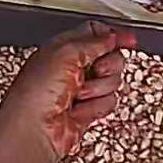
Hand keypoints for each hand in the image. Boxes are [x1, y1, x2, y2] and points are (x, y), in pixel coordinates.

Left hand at [0, 21, 135, 162]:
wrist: (33, 129)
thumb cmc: (36, 92)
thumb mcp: (66, 53)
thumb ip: (93, 41)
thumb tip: (112, 37)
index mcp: (64, 48)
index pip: (94, 33)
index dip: (113, 35)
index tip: (128, 39)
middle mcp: (73, 68)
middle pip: (110, 57)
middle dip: (110, 64)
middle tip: (98, 70)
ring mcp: (82, 90)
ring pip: (113, 81)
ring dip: (100, 87)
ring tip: (80, 94)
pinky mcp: (88, 110)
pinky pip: (110, 101)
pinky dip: (97, 105)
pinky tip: (81, 109)